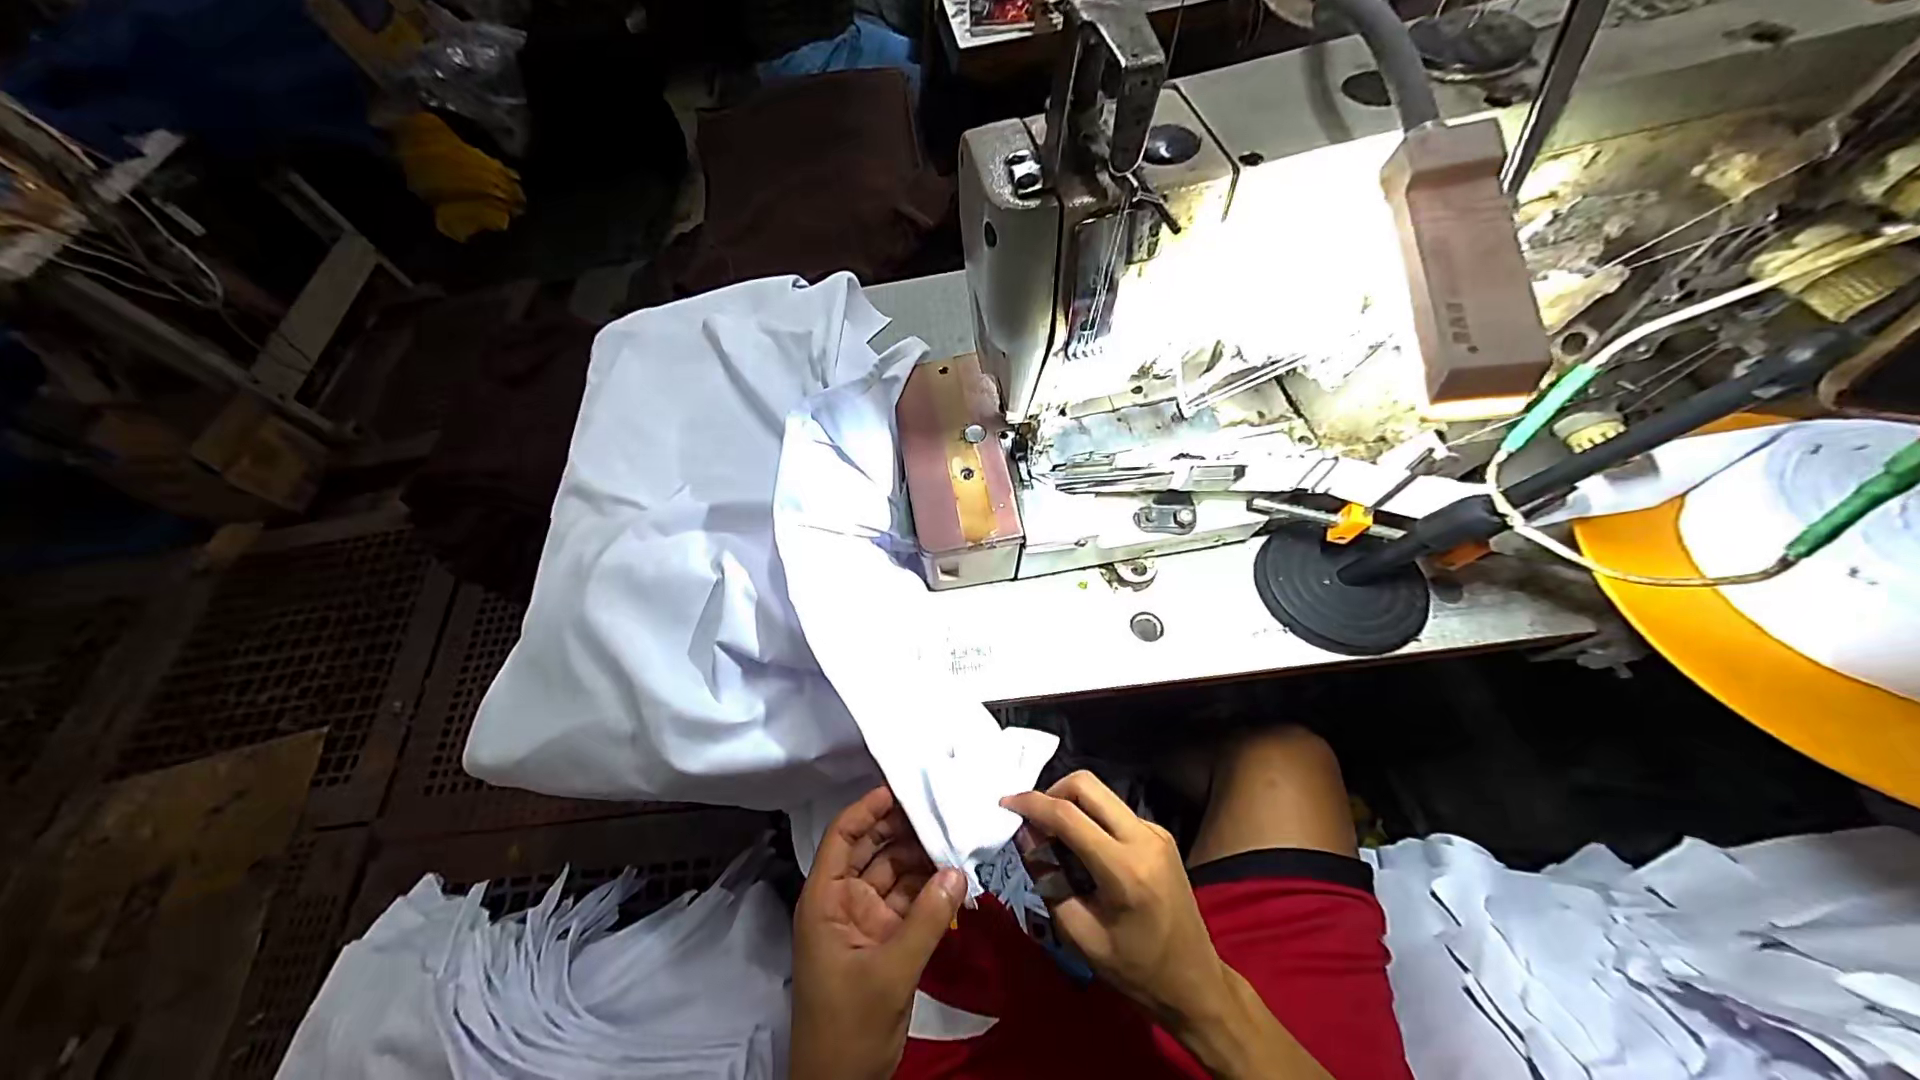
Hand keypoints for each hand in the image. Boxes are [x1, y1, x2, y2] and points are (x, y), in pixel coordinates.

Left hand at [791, 786, 966, 1079]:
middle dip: (903, 829)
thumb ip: (926, 920)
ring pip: (894, 872)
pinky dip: (930, 887)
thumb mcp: (888, 973)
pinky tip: (955, 873)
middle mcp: (844, 900)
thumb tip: (958, 872)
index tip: (902, 789)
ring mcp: (866, 919)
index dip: (868, 809)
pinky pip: (909, 900)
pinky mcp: (886, 938)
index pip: (842, 837)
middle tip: (942, 807)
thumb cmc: (848, 1028)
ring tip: (956, 835)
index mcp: (826, 899)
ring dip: (922, 857)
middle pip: (872, 849)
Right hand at [1000, 771, 1231, 1028]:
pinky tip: (1081, 847)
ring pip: (1101, 793)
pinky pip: (1114, 810)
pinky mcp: (1160, 834)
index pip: (1068, 816)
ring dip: (1069, 803)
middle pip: (1086, 784)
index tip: (1006, 805)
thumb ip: (1048, 881)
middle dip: (1051, 792)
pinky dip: (1089, 817)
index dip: (1031, 804)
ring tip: (1052, 835)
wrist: (1196, 983)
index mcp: (1124, 869)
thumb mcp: (1081, 936)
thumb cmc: (1137, 970)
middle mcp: (1143, 838)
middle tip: (1030, 818)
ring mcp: (1155, 832)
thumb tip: (1026, 837)